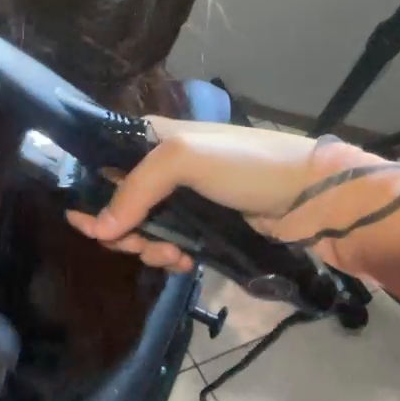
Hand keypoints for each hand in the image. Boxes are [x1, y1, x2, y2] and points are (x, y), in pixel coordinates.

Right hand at [66, 118, 319, 272]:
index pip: (102, 163)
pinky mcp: (202, 226)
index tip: (84, 220)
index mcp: (152, 138)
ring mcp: (182, 198)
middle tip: (139, 245)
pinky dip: (169, 257)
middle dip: (121, 230)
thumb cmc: (247, 166)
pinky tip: (185, 262)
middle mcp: (162, 166)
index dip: (90, 193)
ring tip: (172, 256)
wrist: (314, 198)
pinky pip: (167, 244)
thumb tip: (98, 230)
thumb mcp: (184, 160)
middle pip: (117, 203)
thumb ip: (136, 190)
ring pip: (140, 229)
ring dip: (148, 248)